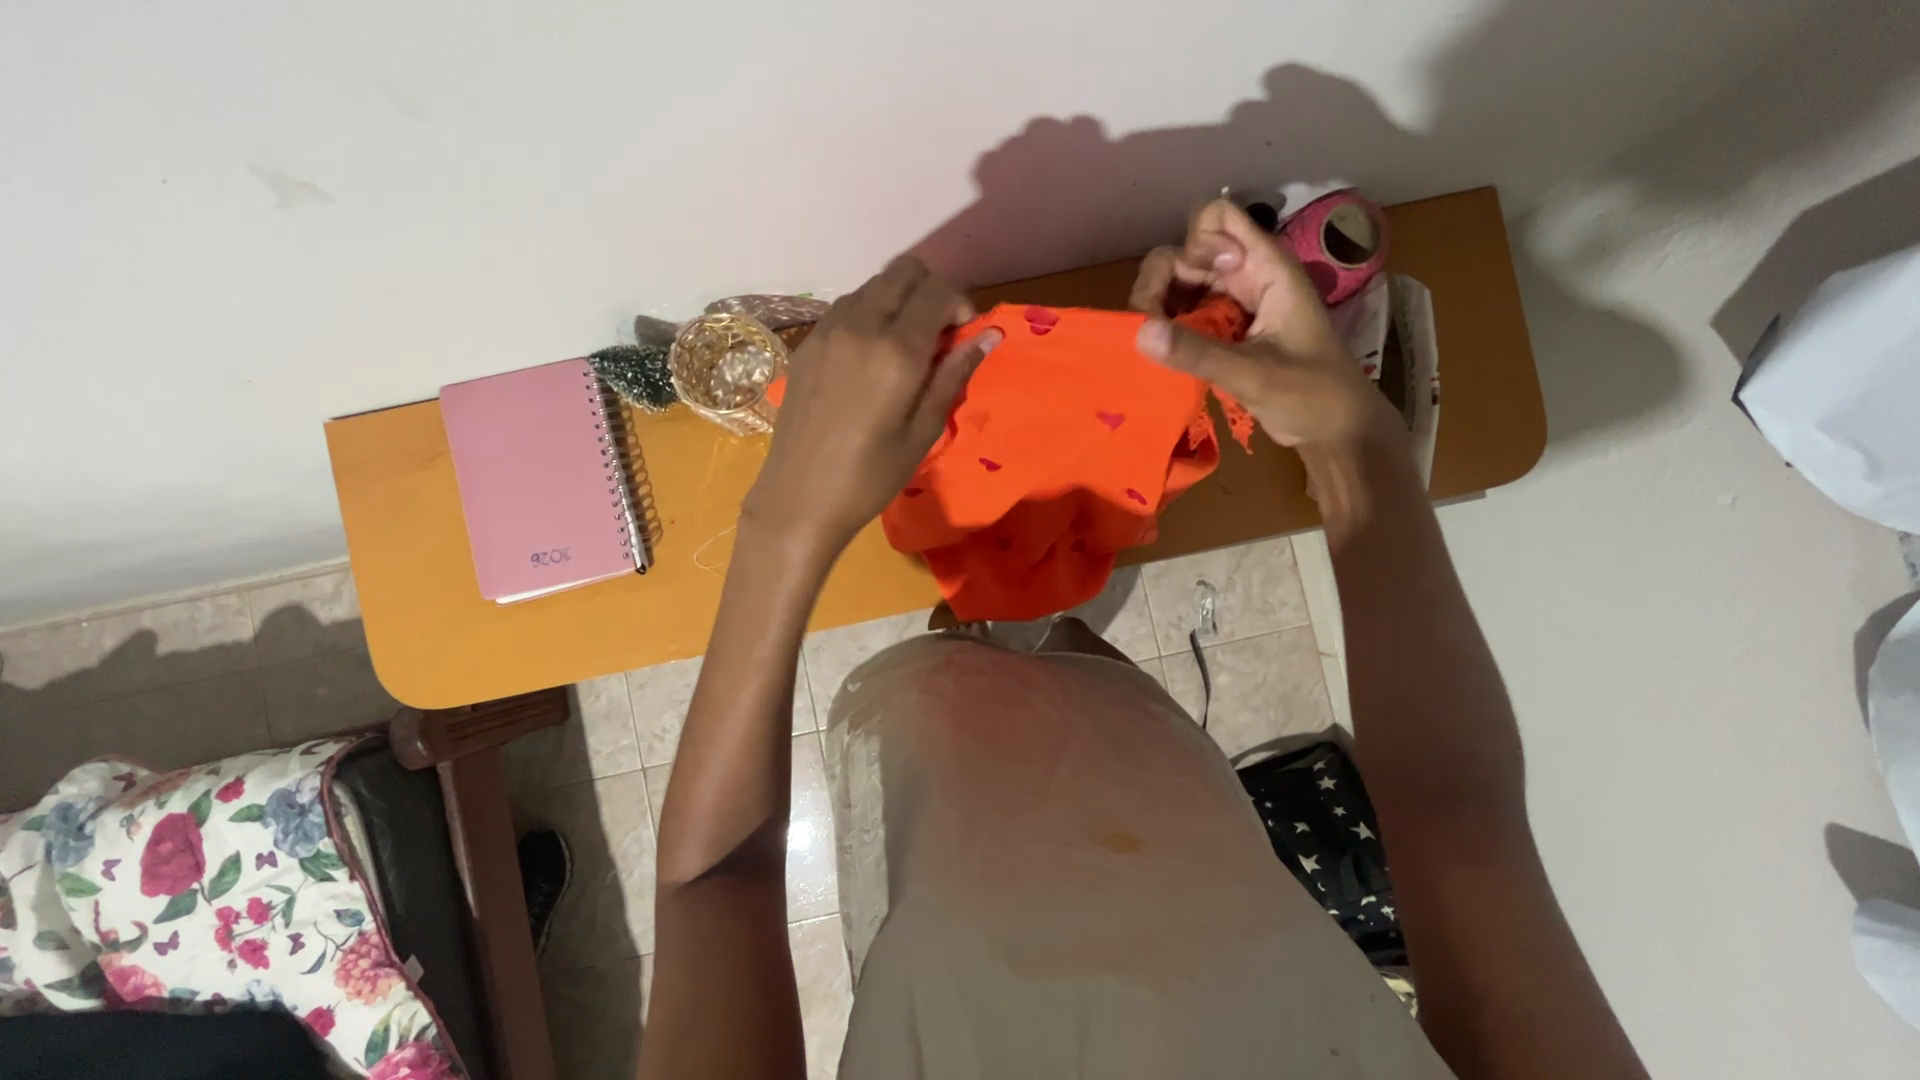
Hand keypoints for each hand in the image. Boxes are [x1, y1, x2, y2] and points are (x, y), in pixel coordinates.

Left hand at [742, 256, 1001, 553]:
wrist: (800, 497)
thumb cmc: (871, 476)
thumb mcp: (924, 431)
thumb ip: (954, 374)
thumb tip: (989, 334)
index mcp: (896, 350)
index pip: (938, 290)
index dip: (960, 305)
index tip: (963, 337)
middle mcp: (860, 326)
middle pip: (905, 271)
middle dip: (930, 292)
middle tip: (937, 335)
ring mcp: (828, 330)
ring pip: (873, 284)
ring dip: (898, 301)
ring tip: (903, 347)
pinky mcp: (808, 343)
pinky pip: (846, 306)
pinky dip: (868, 314)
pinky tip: (870, 356)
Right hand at [1129, 199, 1400, 451]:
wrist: (1336, 430)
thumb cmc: (1313, 395)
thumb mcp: (1256, 374)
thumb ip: (1198, 352)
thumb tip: (1138, 331)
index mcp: (1266, 267)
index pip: (1217, 219)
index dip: (1195, 247)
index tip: (1198, 292)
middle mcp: (1244, 276)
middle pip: (1183, 252)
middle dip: (1160, 282)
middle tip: (1150, 326)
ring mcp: (1230, 304)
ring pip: (1177, 284)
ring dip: (1157, 307)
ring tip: (1153, 345)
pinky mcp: (1220, 332)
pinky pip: (1181, 314)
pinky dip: (1164, 328)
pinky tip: (1161, 355)